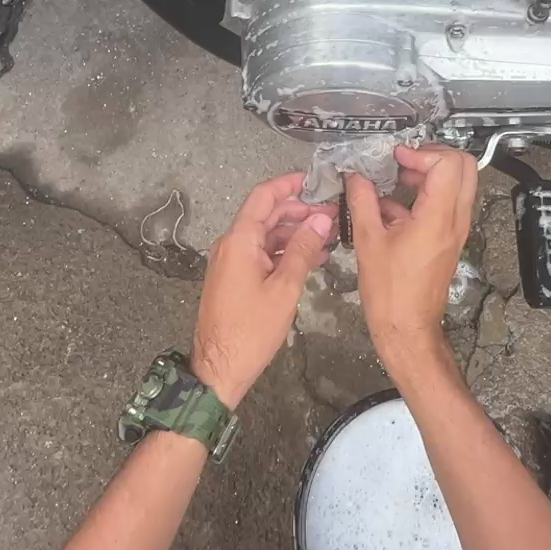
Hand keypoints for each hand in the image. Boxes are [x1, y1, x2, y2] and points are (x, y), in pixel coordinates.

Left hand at [190, 172, 335, 408]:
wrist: (218, 369)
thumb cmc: (251, 330)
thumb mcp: (284, 288)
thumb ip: (303, 250)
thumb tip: (320, 221)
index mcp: (240, 240)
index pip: (264, 197)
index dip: (289, 184)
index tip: (314, 180)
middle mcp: (231, 244)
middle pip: (267, 215)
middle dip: (300, 212)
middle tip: (331, 215)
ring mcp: (231, 261)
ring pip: (267, 236)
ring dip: (295, 234)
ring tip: (328, 239)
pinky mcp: (234, 277)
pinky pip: (262, 254)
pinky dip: (284, 252)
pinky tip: (310, 260)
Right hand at [345, 145, 478, 372]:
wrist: (408, 329)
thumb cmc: (391, 294)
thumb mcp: (368, 241)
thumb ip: (362, 201)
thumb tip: (356, 177)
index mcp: (438, 218)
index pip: (447, 164)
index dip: (420, 153)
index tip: (397, 157)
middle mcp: (454, 220)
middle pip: (464, 166)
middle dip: (434, 155)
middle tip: (405, 160)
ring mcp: (455, 230)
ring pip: (458, 183)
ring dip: (431, 173)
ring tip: (398, 177)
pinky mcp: (449, 239)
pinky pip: (447, 203)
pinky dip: (426, 194)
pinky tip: (392, 205)